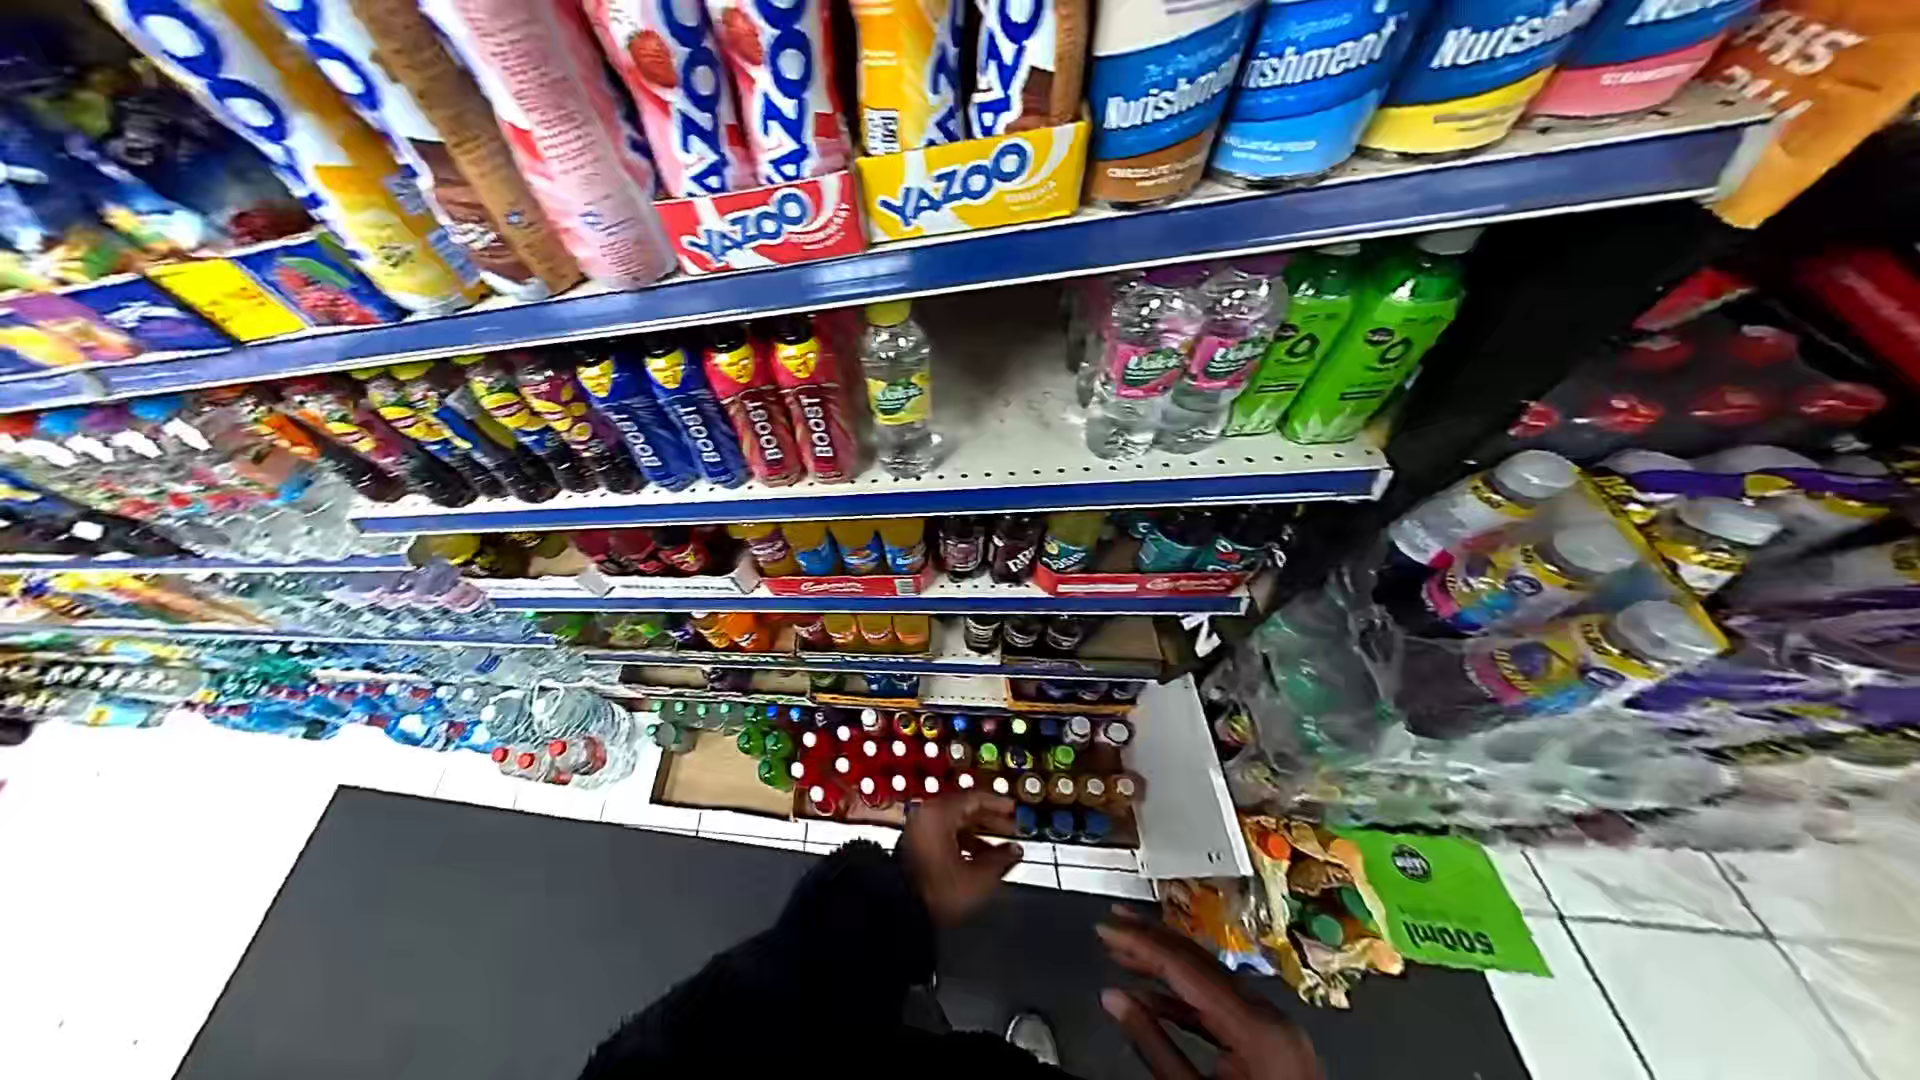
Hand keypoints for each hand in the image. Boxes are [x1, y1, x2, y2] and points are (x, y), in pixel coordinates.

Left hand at [900, 791, 1023, 924]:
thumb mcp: (977, 878)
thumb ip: (1000, 860)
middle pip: (965, 811)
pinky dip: (963, 845)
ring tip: (999, 850)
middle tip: (1011, 829)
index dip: (999, 805)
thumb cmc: (935, 892)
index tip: (1014, 809)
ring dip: (979, 836)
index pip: (975, 798)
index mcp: (938, 814)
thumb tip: (1014, 852)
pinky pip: (945, 837)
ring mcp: (918, 832)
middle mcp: (926, 817)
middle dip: (991, 822)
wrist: (900, 914)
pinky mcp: (915, 848)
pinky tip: (978, 860)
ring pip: (955, 826)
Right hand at [1097, 906, 1323, 1079]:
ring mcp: (1271, 1026)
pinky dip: (1182, 998)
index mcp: (1254, 1026)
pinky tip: (1148, 995)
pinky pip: (1219, 1006)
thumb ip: (1153, 1046)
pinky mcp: (1267, 1042)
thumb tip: (1112, 998)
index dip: (1139, 941)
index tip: (1104, 927)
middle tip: (1111, 920)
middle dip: (1150, 938)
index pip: (1185, 966)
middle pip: (1198, 962)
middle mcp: (1267, 1014)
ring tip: (1121, 951)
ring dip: (1162, 965)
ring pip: (1208, 979)